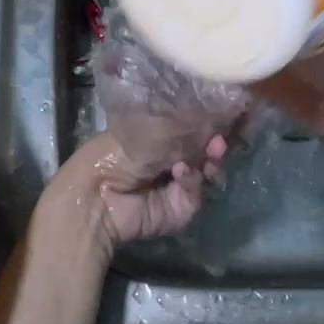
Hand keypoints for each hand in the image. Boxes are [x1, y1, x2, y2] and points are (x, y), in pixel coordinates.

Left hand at [54, 132, 228, 250]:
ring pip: (208, 171)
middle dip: (215, 142)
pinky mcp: (182, 208)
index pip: (195, 128)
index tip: (225, 116)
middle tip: (219, 139)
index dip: (209, 123)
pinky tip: (182, 171)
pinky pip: (197, 192)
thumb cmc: (119, 151)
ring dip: (211, 160)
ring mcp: (180, 184)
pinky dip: (193, 180)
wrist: (99, 194)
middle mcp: (173, 158)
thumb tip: (219, 115)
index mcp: (162, 135)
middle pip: (206, 150)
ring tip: (212, 151)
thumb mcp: (154, 130)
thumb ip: (187, 125)